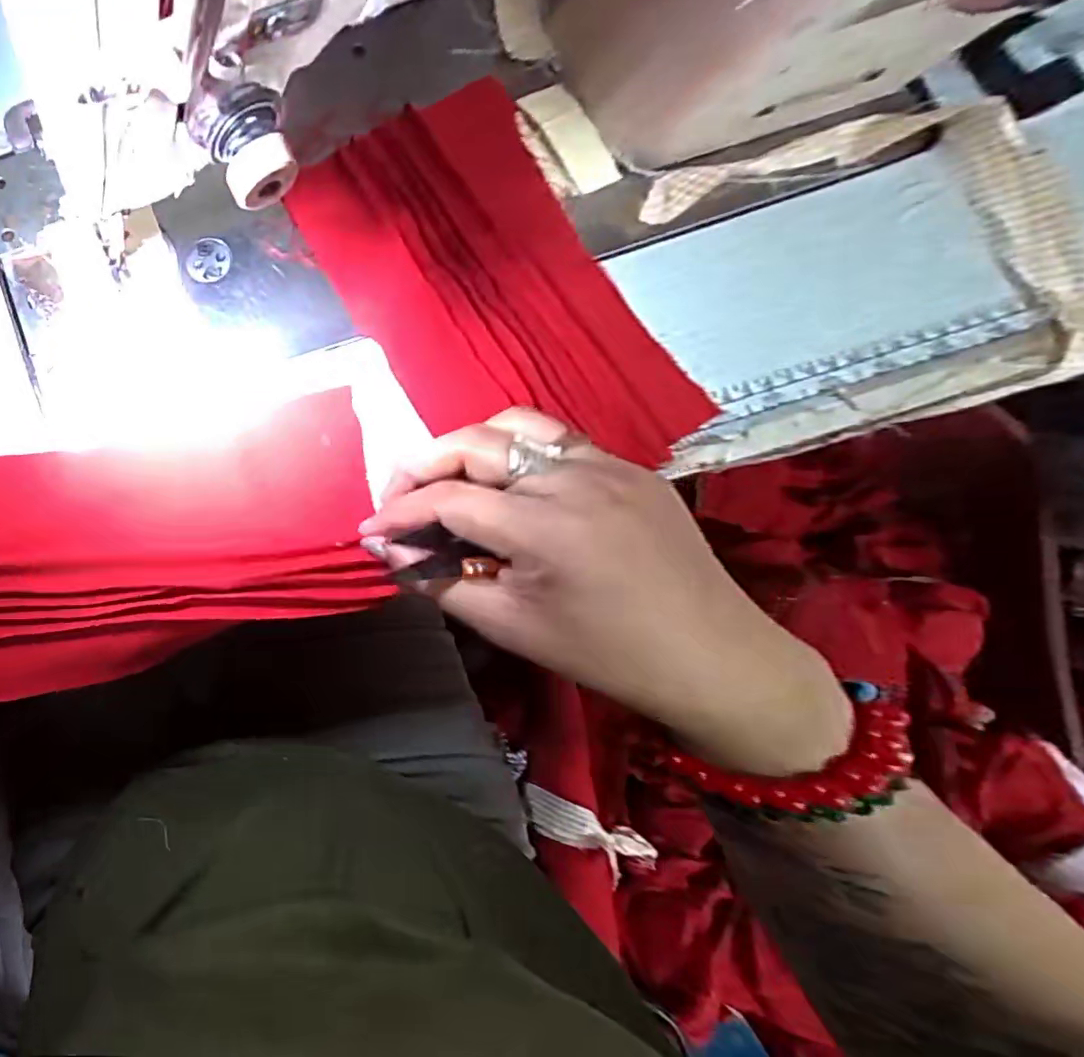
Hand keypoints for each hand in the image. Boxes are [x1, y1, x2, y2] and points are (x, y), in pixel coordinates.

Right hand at [361, 409, 850, 776]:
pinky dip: (514, 451)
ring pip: (514, 426)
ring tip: (448, 479)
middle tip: (399, 500)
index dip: (398, 512)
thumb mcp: (508, 625)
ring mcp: (607, 464)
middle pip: (471, 443)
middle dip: (420, 466)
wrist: (713, 657)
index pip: (445, 498)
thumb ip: (438, 580)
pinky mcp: (629, 467)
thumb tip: (388, 550)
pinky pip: (556, 441)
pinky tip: (508, 485)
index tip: (370, 530)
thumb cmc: (602, 653)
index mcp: (542, 527)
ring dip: (467, 446)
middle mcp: (572, 479)